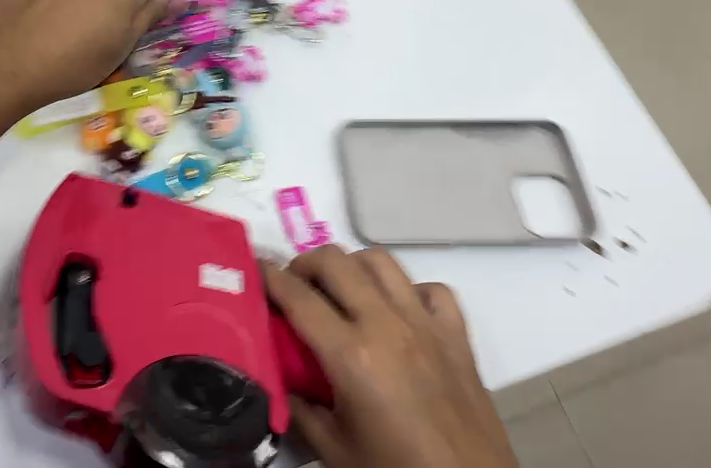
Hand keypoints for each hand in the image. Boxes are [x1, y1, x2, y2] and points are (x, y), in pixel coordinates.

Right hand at [265, 246, 516, 467]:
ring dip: (352, 267)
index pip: (298, 296)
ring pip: (380, 261)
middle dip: (305, 264)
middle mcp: (387, 325)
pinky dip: (409, 291)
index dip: (269, 277)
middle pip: (336, 261)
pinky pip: (431, 289)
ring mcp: (426, 325)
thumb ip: (299, 405)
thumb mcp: (334, 449)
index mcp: (352, 355)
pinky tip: (398, 312)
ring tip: (340, 290)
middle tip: (294, 286)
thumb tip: (278, 375)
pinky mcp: (457, 336)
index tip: (254, 268)